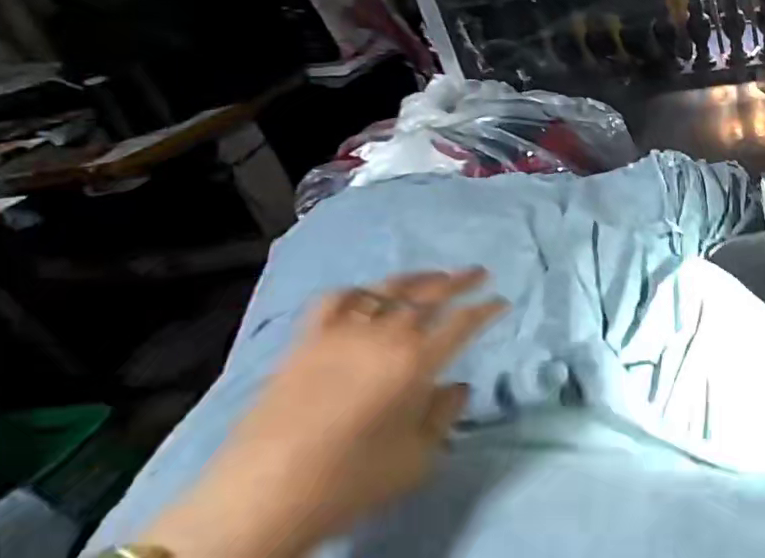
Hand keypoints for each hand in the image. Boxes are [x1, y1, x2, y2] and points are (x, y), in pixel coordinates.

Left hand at [144, 268, 507, 557]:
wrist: (264, 492)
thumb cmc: (348, 482)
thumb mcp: (413, 461)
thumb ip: (443, 417)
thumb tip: (458, 385)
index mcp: (416, 361)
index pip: (462, 323)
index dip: (485, 310)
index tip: (501, 302)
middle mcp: (384, 332)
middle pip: (430, 293)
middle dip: (459, 280)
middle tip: (479, 272)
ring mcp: (344, 328)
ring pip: (389, 288)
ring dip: (418, 278)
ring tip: (434, 275)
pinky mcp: (310, 335)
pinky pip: (340, 299)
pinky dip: (359, 291)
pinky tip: (367, 294)